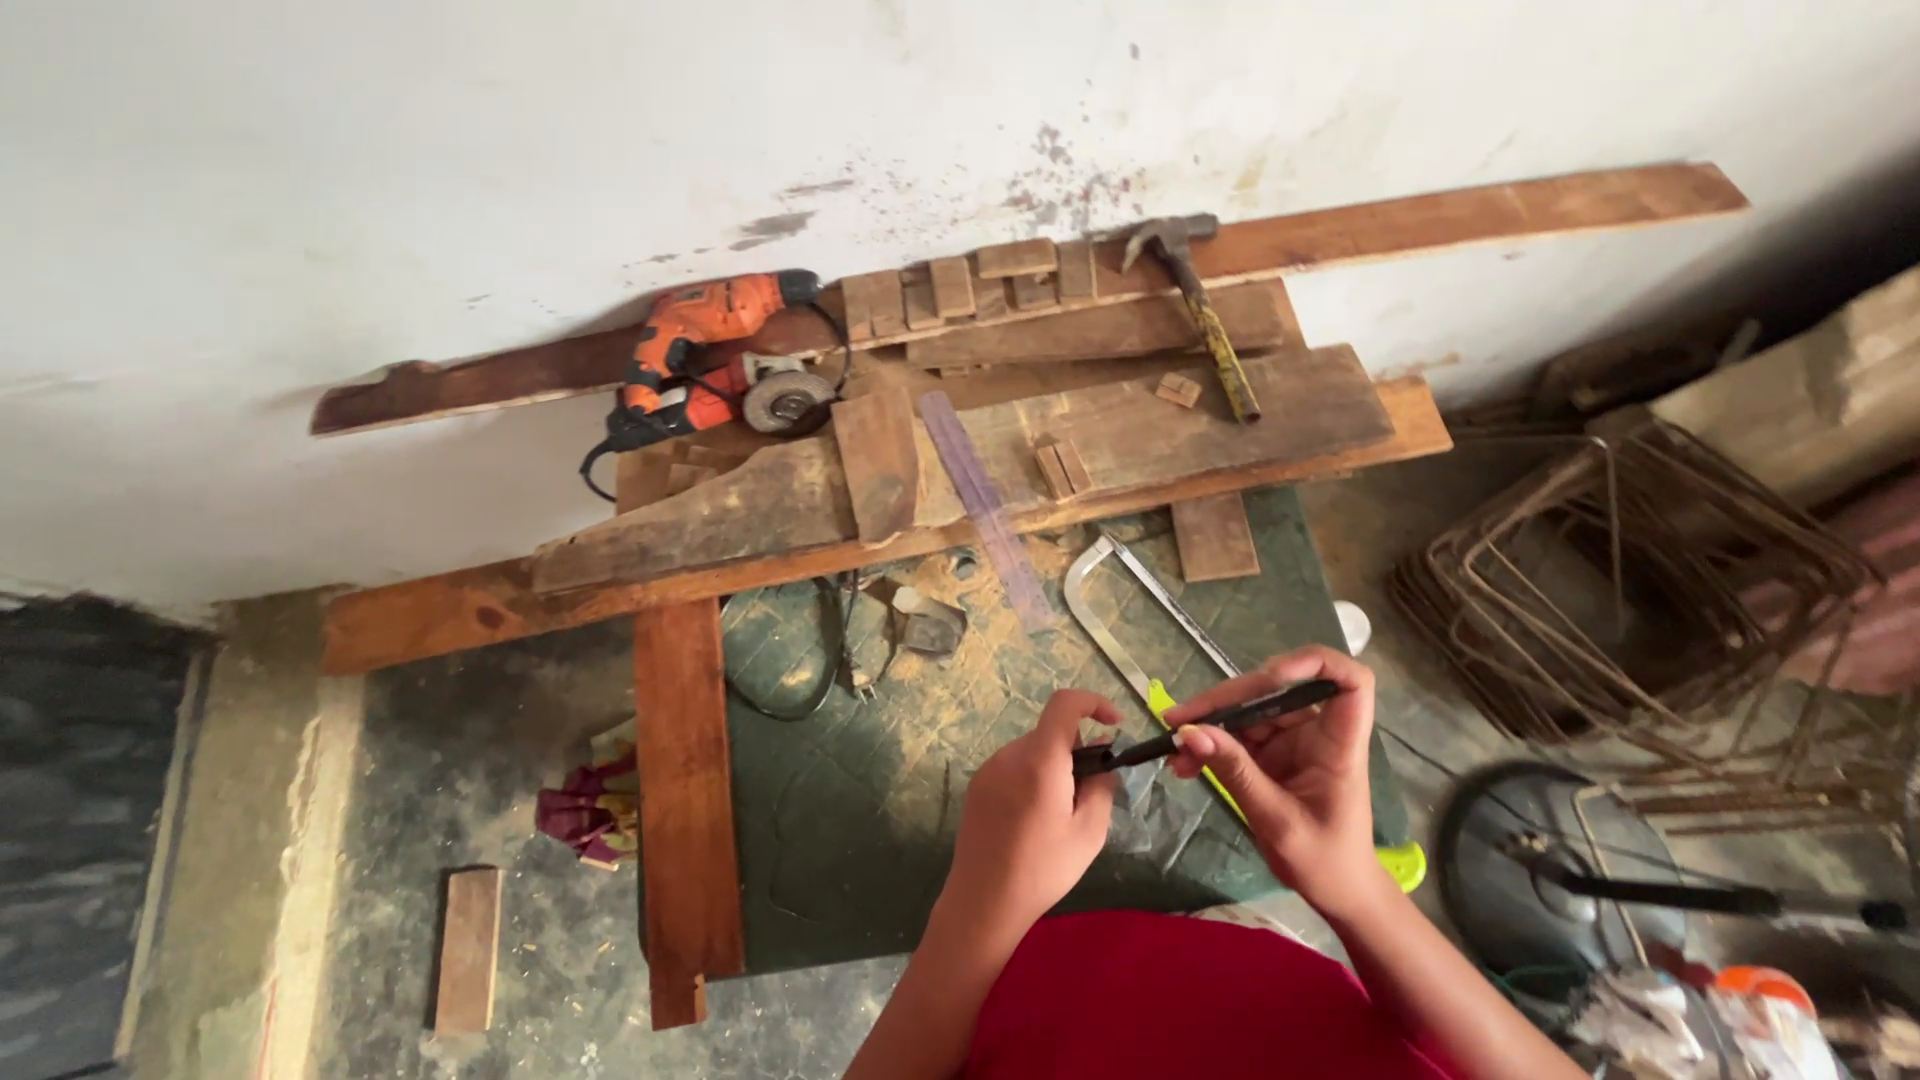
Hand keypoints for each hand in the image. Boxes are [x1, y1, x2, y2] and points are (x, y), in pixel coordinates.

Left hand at [938, 689, 1121, 936]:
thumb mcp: (1089, 832)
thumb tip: (1103, 763)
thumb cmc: (1042, 868)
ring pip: (1033, 750)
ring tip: (1061, 812)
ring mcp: (989, 768)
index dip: (1093, 702)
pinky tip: (1034, 818)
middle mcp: (1010, 754)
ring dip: (1054, 766)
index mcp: (1040, 760)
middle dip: (1077, 750)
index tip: (1114, 723)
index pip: (1064, 704)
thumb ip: (1102, 787)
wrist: (983, 900)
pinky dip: (1033, 776)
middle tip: (1090, 790)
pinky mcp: (977, 785)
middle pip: (1051, 732)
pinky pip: (1014, 766)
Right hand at [1165, 645, 1393, 921]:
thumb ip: (1235, 772)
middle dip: (1226, 700)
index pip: (1350, 682)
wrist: (1336, 893)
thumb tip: (1189, 733)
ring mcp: (1292, 740)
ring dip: (1207, 724)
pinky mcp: (1271, 753)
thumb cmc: (1324, 861)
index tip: (1271, 673)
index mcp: (1338, 744)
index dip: (1314, 664)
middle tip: (1179, 718)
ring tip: (1174, 748)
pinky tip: (1184, 763)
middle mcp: (1316, 732)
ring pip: (1247, 710)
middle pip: (1274, 690)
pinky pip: (1234, 735)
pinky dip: (1208, 745)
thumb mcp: (1276, 820)